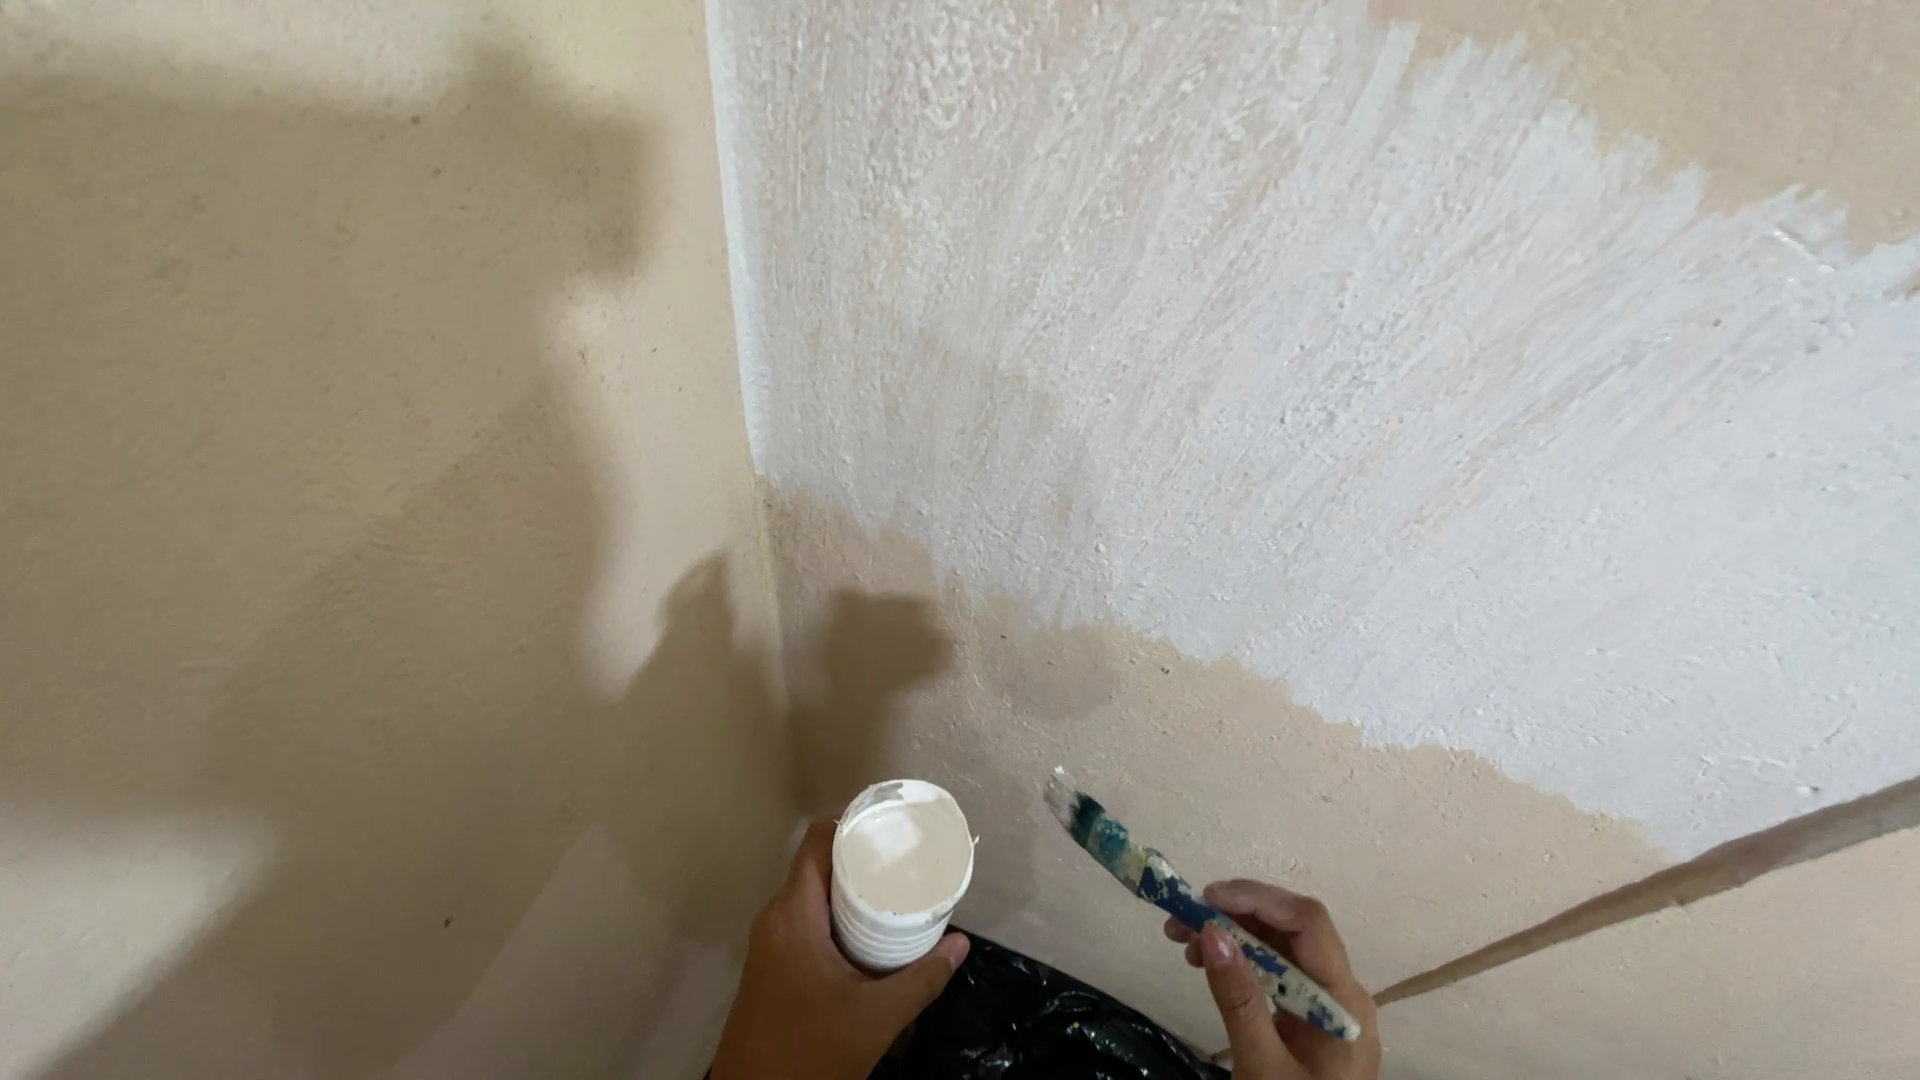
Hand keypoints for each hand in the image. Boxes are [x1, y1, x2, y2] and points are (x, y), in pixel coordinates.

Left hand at [708, 820, 970, 1079]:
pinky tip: (864, 929)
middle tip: (903, 859)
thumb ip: (922, 978)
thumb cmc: (812, 1049)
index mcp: (794, 914)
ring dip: (847, 888)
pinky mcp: (770, 963)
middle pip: (817, 864)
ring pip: (810, 893)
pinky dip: (833, 913)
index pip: (818, 840)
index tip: (890, 825)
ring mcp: (768, 941)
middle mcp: (775, 917)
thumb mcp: (876, 1018)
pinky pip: (803, 917)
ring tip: (891, 889)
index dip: (852, 823)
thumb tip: (961, 944)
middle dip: (859, 858)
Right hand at [1164, 881, 1380, 1078]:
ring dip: (1230, 934)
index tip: (1205, 899)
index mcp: (1343, 1001)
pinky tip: (1205, 964)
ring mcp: (1324, 1005)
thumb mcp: (1262, 1069)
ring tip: (1182, 941)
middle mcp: (1340, 992)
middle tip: (1181, 919)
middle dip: (1234, 914)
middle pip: (1291, 928)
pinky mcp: (1307, 1019)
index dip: (1257, 899)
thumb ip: (1239, 998)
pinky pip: (1273, 970)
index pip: (1308, 923)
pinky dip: (1238, 959)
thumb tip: (1210, 929)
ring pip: (1277, 945)